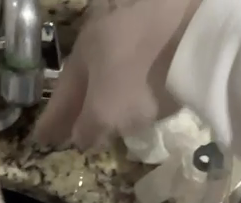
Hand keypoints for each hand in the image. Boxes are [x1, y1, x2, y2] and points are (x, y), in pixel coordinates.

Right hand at [32, 0, 203, 147]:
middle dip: (77, 105)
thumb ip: (87, 128)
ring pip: (112, 66)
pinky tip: (132, 95)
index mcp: (85, 48)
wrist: (198, 38)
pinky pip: (138, 62)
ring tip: (101, 116)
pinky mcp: (168, 27)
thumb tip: (79, 136)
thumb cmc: (138, 78)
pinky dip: (128, 83)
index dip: (53, 119)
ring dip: (103, 93)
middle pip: (87, 76)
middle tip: (69, 131)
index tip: (42, 139)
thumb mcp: (105, 113)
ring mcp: (139, 24)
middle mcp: (106, 29)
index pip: (64, 91)